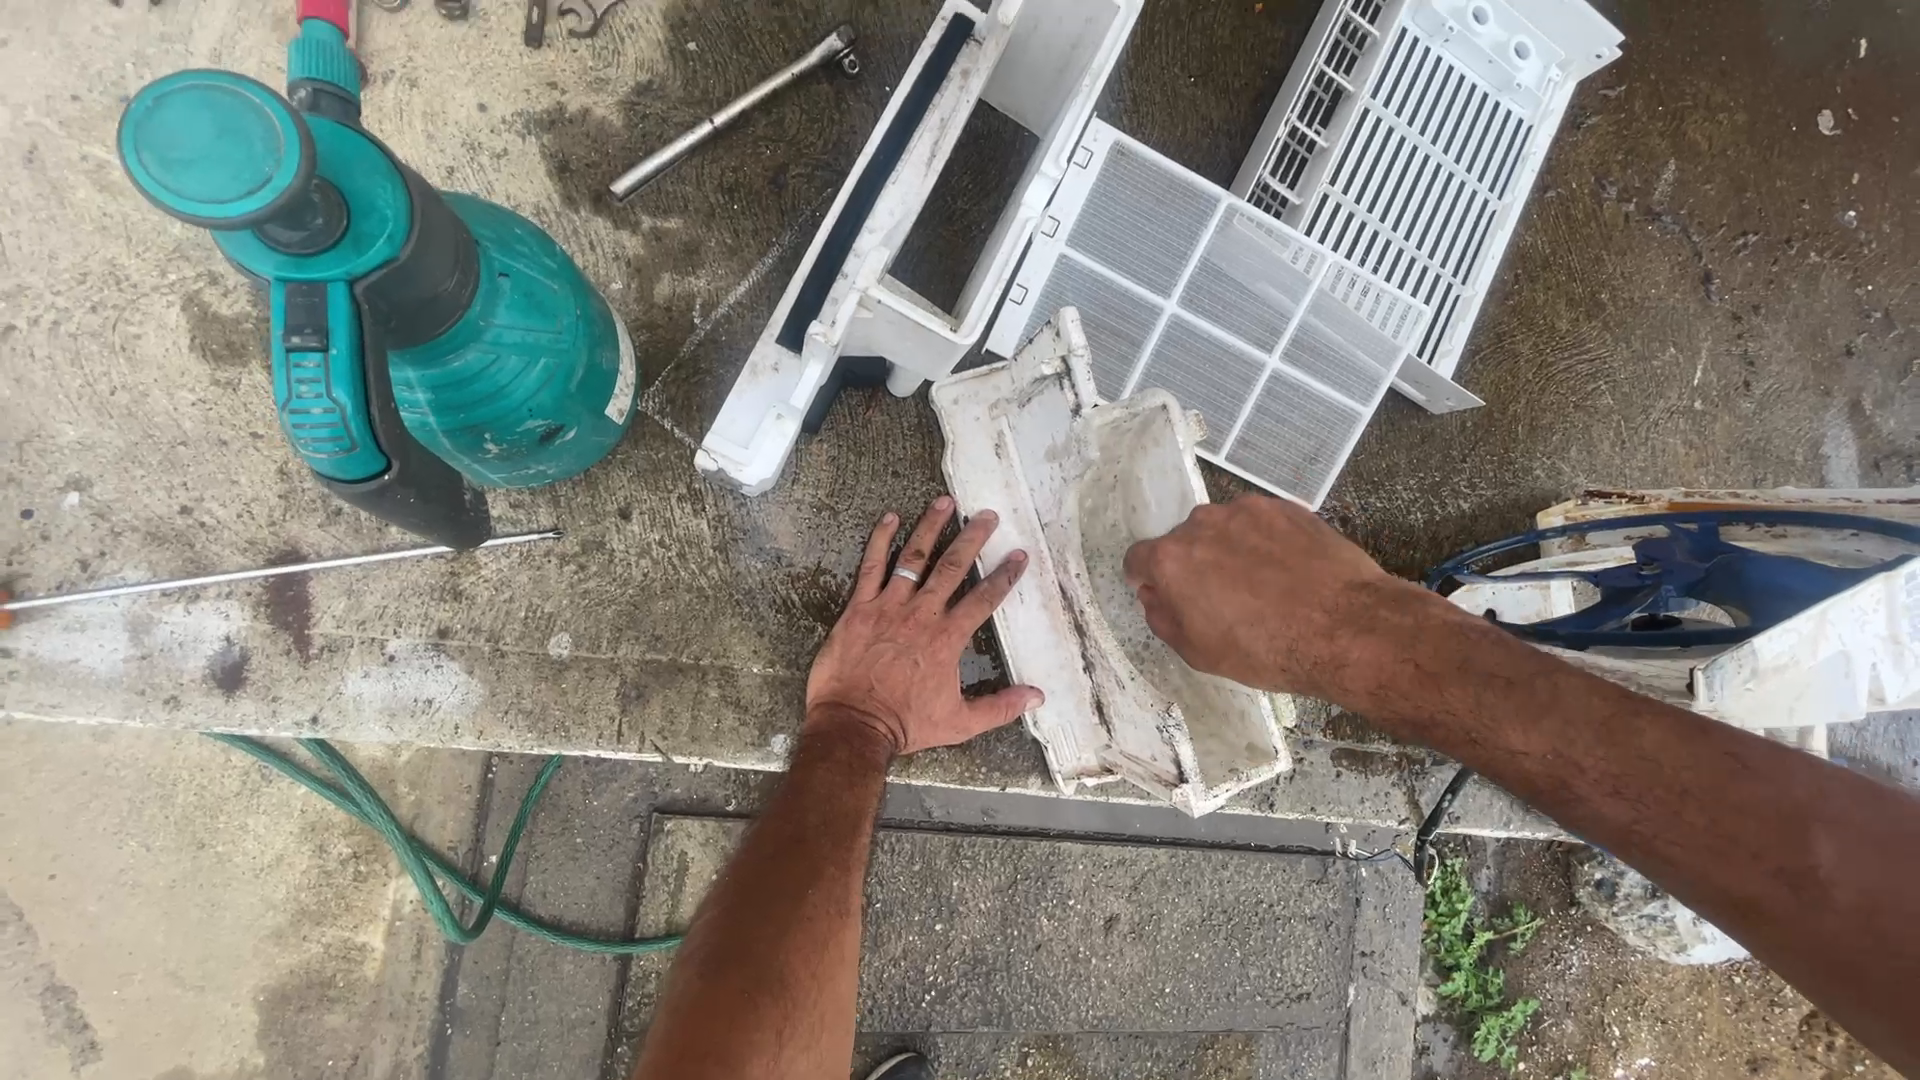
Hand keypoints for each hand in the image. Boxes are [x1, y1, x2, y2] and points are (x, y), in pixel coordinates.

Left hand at [805, 496, 1044, 756]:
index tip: (1018, 555)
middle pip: (952, 567)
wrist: (853, 724)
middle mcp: (922, 614)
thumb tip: (1037, 697)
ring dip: (931, 527)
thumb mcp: (959, 723)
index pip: (983, 599)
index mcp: (947, 638)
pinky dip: (880, 540)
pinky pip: (870, 566)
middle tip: (986, 515)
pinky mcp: (859, 607)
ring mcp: (888, 606)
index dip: (1004, 576)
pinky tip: (889, 517)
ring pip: (913, 558)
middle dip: (972, 538)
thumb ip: (999, 707)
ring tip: (945, 502)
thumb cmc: (906, 724)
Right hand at [1122, 495, 1436, 702]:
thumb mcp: (1196, 652)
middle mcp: (1200, 524)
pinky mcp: (1285, 507)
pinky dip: (1265, 541)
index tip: (1169, 597)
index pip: (1137, 559)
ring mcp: (1245, 510)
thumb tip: (1154, 596)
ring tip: (1263, 584)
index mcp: (1170, 559)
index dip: (1148, 581)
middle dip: (1193, 565)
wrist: (1346, 629)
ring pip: (1222, 528)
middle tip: (1223, 598)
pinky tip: (1289, 571)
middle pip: (1182, 541)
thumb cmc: (1264, 649)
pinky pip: (1260, 523)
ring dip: (1229, 549)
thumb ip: (1162, 618)